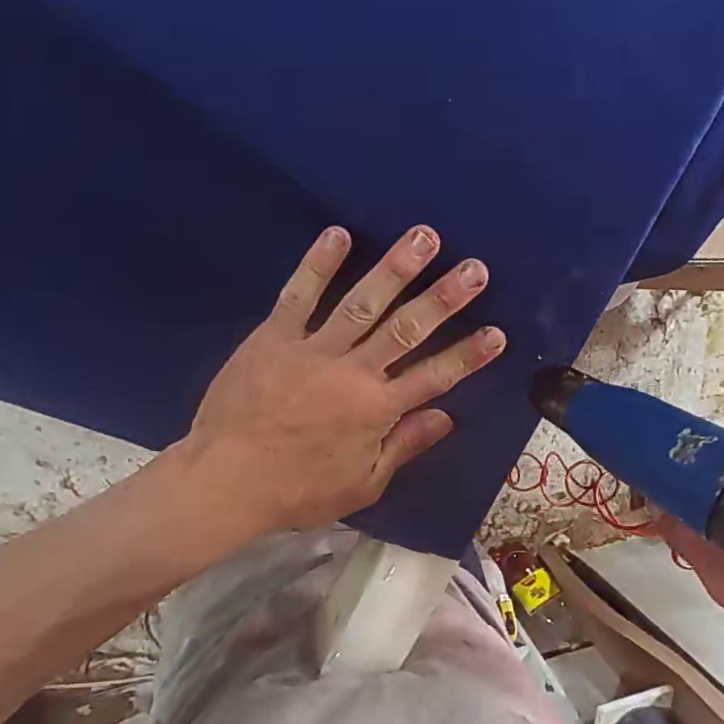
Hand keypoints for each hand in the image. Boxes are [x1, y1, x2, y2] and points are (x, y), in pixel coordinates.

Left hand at [181, 224, 505, 532]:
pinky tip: (338, 234)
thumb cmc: (298, 489)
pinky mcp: (275, 337)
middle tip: (475, 269)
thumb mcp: (362, 484)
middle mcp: (353, 372)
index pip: (435, 377)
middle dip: (444, 298)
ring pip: (363, 303)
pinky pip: (299, 295)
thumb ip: (404, 446)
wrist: (227, 480)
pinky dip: (319, 264)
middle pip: (407, 329)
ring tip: (424, 237)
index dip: (468, 355)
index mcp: (377, 411)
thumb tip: (447, 417)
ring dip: (396, 268)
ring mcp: (313, 350)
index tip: (497, 332)